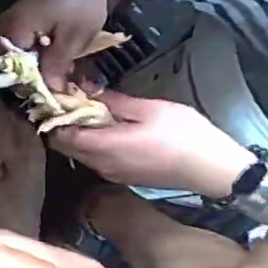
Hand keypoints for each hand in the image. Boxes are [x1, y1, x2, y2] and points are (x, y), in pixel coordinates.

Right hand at [0, 0, 111, 87]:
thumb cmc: (82, 3)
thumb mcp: (73, 39)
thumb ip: (57, 66)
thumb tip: (50, 90)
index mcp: (14, 30)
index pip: (13, 69)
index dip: (32, 84)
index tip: (51, 94)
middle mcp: (6, 25)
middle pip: (14, 62)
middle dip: (36, 76)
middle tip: (59, 85)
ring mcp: (14, 20)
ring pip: (21, 54)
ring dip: (40, 65)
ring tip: (63, 73)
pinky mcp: (24, 18)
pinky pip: (26, 43)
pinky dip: (41, 53)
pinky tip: (59, 57)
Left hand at [50, 91, 257, 196]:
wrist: (212, 169)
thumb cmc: (184, 136)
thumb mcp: (149, 109)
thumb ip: (114, 101)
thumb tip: (87, 90)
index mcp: (104, 147)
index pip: (61, 135)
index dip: (55, 115)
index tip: (59, 95)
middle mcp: (101, 165)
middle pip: (65, 147)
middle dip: (62, 124)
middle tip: (71, 99)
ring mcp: (111, 174)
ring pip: (79, 154)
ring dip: (77, 134)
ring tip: (88, 109)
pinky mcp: (122, 177)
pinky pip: (96, 160)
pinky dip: (92, 144)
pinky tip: (105, 127)